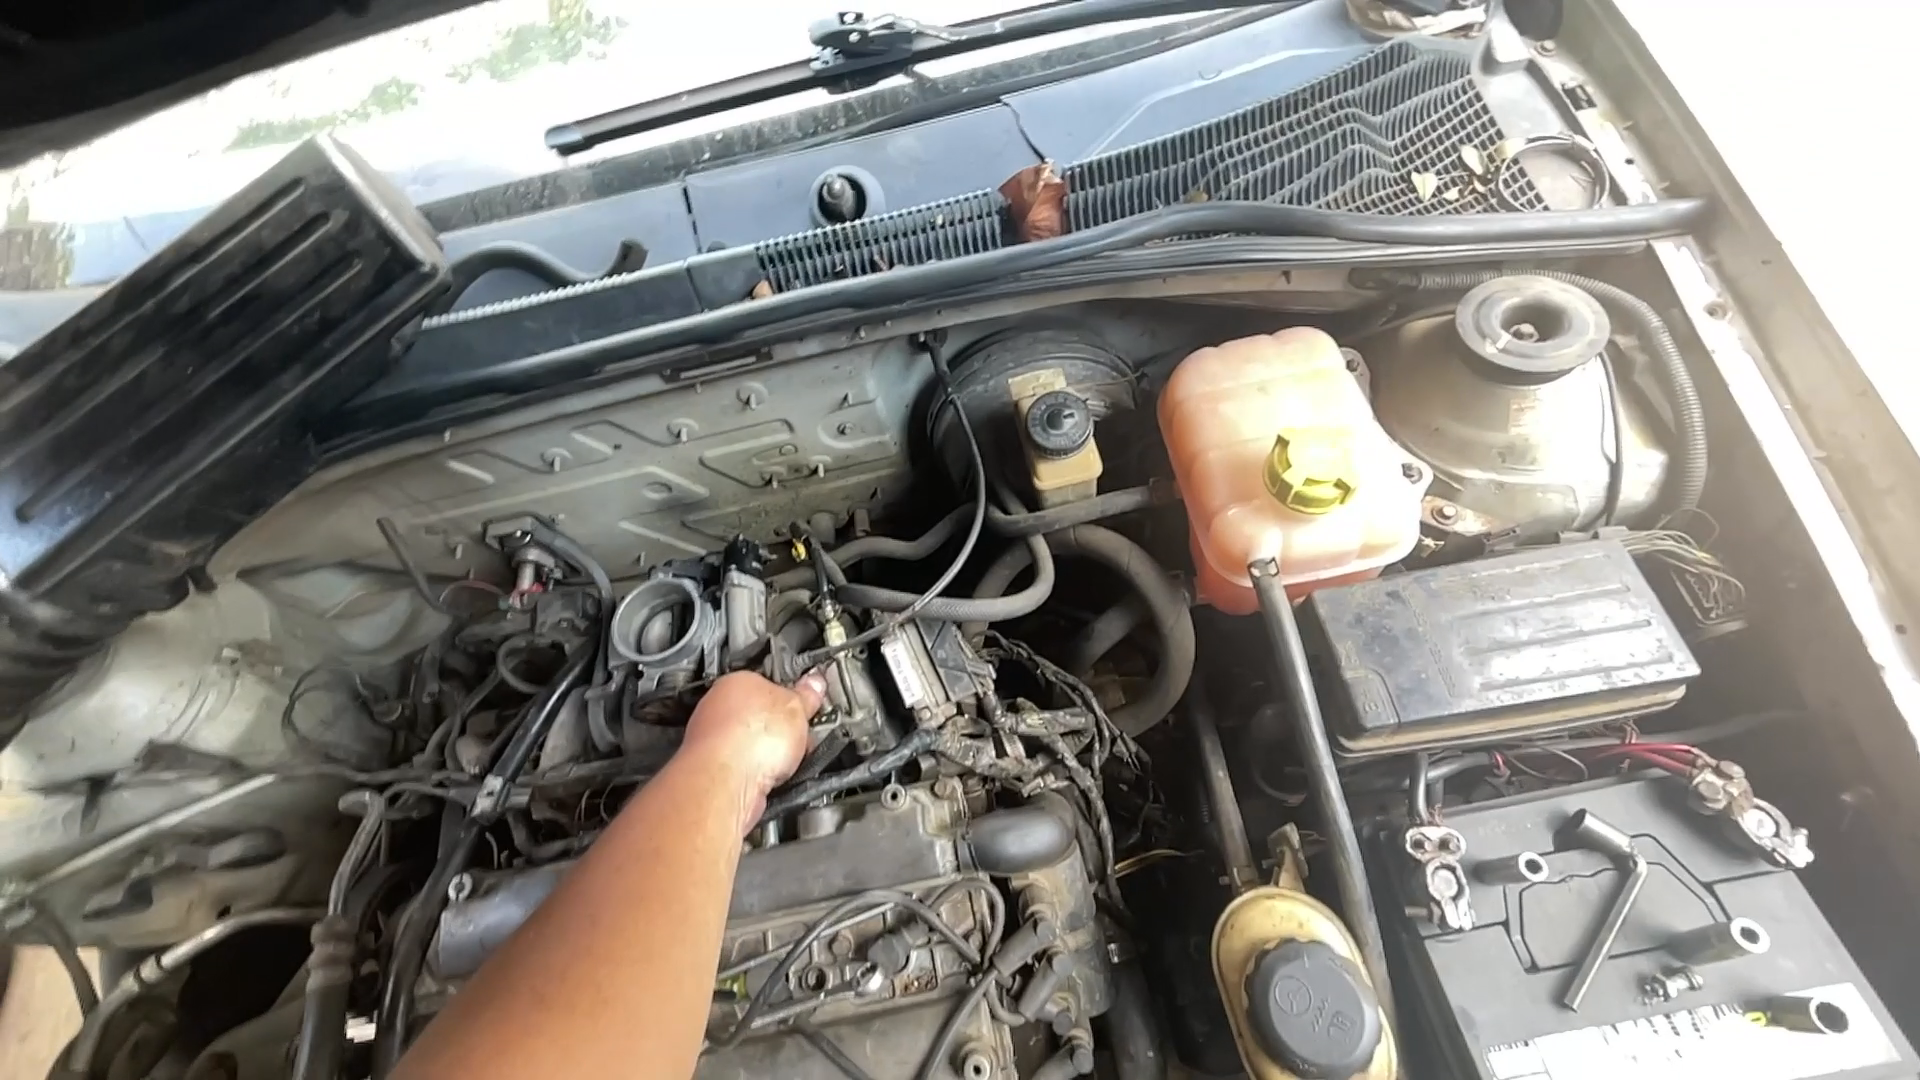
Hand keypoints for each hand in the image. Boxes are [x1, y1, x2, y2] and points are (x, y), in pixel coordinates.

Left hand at [679, 670, 826, 832]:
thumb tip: (814, 685)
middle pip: (761, 714)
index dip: (793, 695)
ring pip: (753, 744)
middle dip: (783, 727)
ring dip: (772, 754)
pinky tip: (769, 778)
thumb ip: (806, 695)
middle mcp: (718, 707)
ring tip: (787, 761)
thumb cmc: (750, 739)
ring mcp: (712, 741)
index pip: (770, 682)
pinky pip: (747, 769)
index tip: (808, 705)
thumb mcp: (796, 707)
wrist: (725, 784)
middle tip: (802, 735)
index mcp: (738, 680)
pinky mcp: (714, 772)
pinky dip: (760, 774)